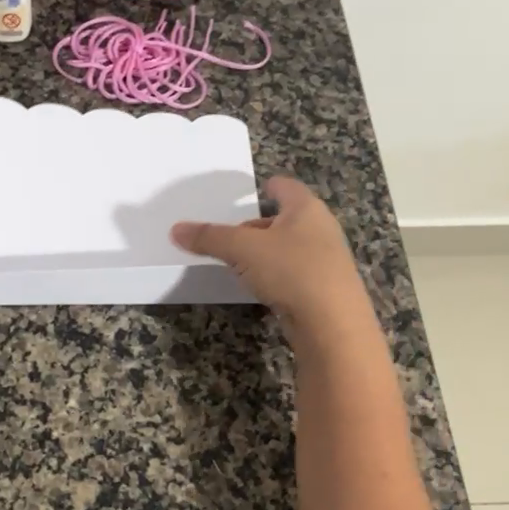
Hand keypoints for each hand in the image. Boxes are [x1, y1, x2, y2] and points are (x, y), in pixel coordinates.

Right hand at [171, 176, 376, 341]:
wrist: (332, 323)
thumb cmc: (291, 270)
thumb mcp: (242, 249)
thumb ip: (209, 237)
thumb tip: (176, 229)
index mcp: (305, 208)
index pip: (286, 187)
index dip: (270, 186)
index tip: (257, 190)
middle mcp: (321, 228)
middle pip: (284, 219)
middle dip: (257, 226)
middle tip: (230, 236)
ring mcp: (326, 260)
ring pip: (289, 247)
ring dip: (265, 253)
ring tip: (239, 264)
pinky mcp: (325, 288)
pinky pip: (294, 273)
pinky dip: (276, 275)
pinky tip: (260, 287)